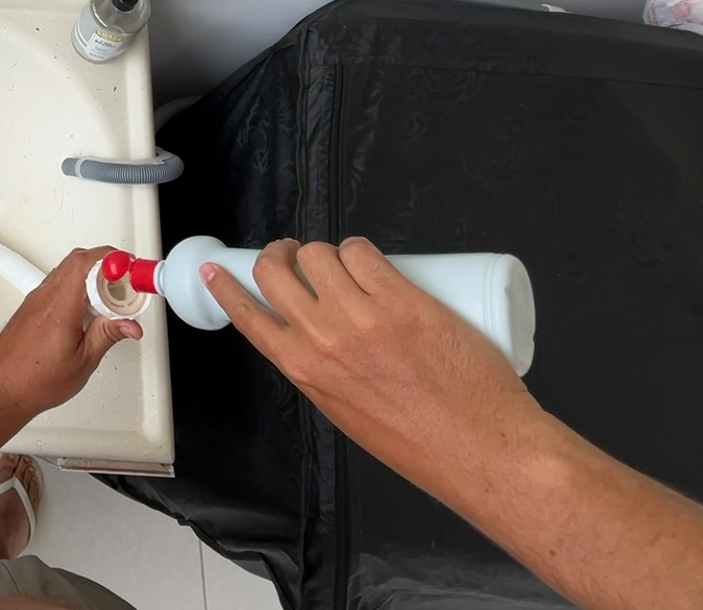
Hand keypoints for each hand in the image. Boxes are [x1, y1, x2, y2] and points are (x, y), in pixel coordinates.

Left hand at [0, 247, 141, 419]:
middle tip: (123, 284)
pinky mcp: (32, 305)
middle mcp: (46, 296)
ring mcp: (37, 299)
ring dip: (90, 276)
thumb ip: (108, 336)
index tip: (128, 266)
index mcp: (60, 305)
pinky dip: (76, 287)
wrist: (3, 387)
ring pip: (66, 271)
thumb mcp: (83, 361)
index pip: (84, 263)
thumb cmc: (35, 379)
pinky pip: (57, 284)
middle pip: (77, 261)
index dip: (110, 258)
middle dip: (105, 265)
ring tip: (108, 300)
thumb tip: (130, 324)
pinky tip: (86, 309)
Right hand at [202, 238, 547, 493]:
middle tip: (293, 254)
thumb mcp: (341, 409)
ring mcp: (361, 315)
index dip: (225, 285)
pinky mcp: (402, 300)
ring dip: (325, 253)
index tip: (216, 269)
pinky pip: (363, 252)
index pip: (246, 313)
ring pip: (318, 253)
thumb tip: (306, 334)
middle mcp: (322, 337)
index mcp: (302, 368)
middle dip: (278, 254)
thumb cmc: (419, 442)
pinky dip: (360, 250)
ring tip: (346, 265)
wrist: (487, 453)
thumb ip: (315, 368)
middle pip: (274, 270)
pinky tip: (371, 261)